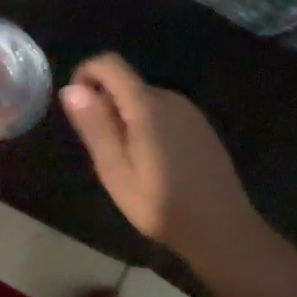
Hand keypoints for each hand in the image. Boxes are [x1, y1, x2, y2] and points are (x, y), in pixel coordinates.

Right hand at [59, 54, 262, 263]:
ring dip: (126, 117)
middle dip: (105, 105)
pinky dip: (146, 124)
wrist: (225, 233)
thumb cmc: (162, 206)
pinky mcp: (200, 126)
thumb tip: (71, 89)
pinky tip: (153, 162)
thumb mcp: (116, 172)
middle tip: (103, 150)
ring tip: (127, 161)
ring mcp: (190, 112)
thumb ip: (95, 127)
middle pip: (126, 82)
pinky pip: (163, 111)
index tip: (77, 109)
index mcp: (148, 106)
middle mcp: (171, 99)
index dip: (85, 74)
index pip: (110, 64)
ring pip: (143, 98)